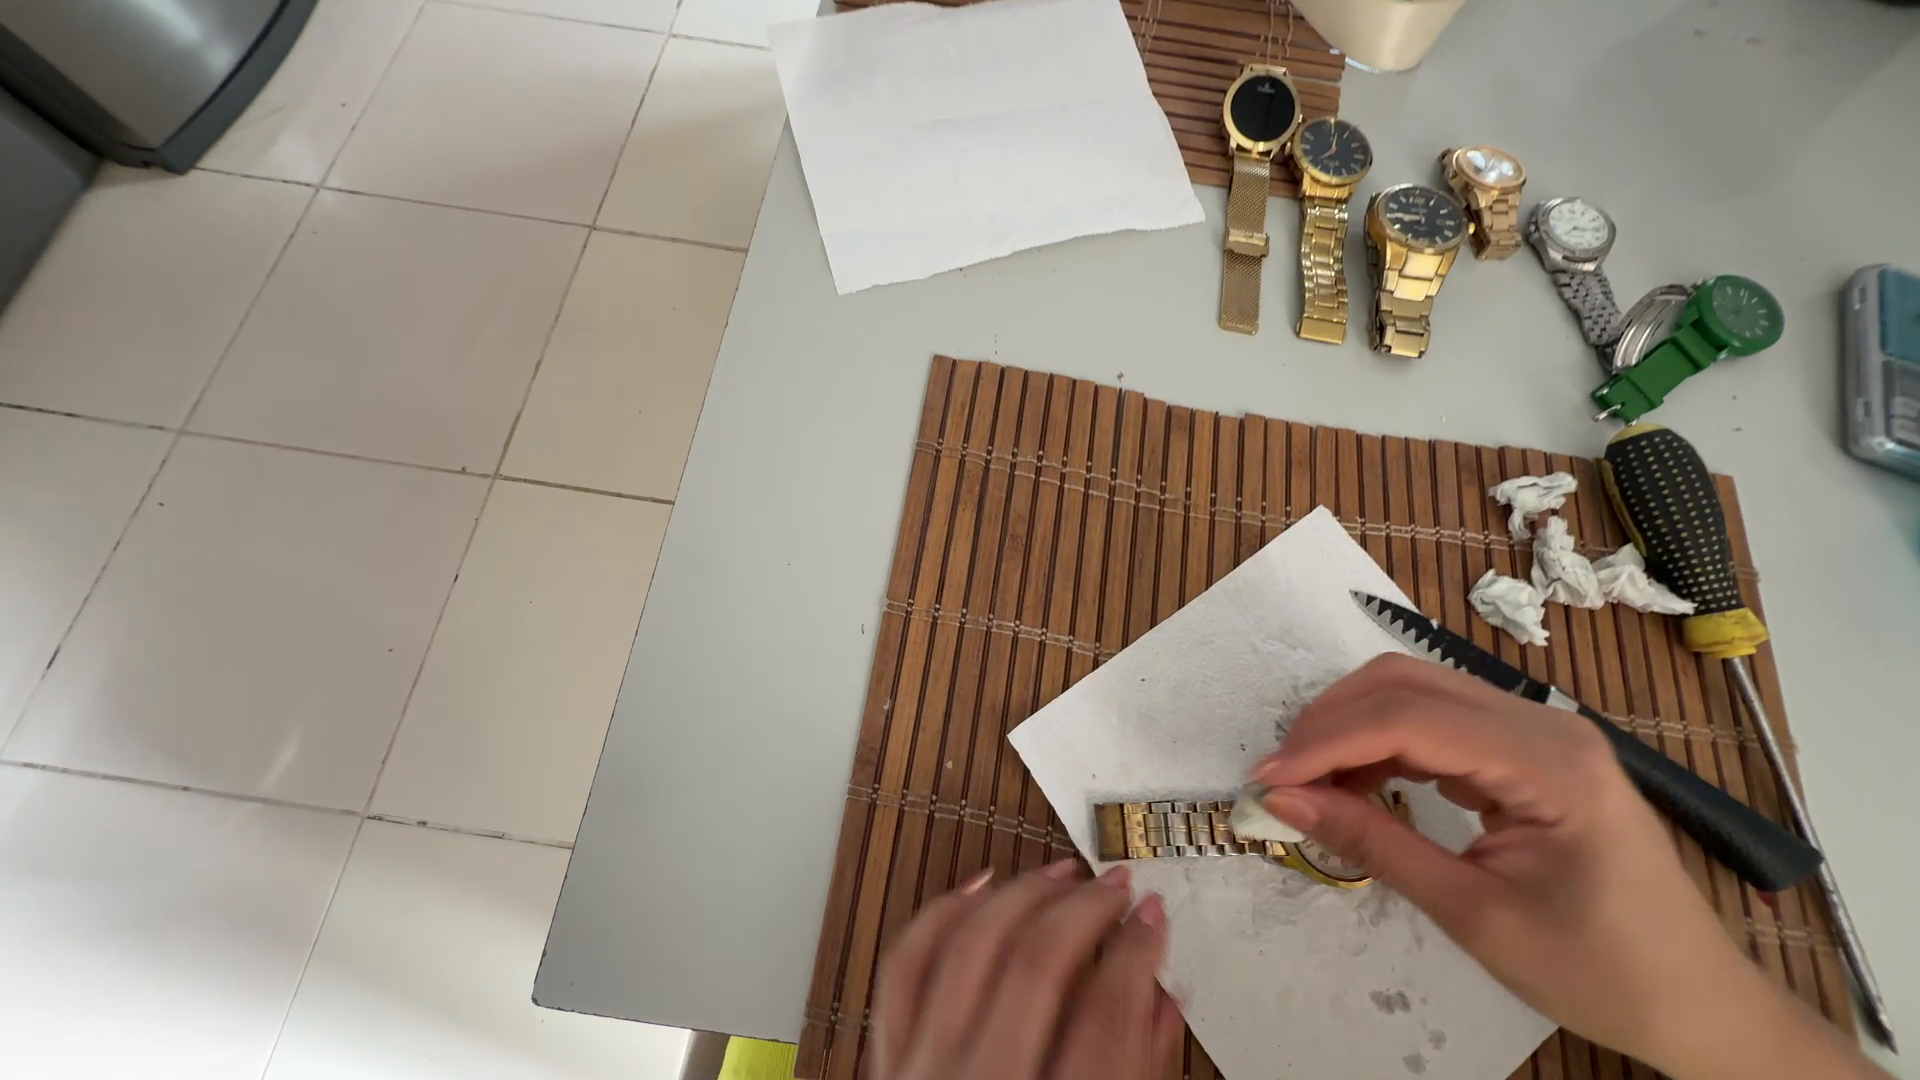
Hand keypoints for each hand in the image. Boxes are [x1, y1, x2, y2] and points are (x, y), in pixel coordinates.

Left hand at [869, 860, 1181, 1079]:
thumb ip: (1137, 1074)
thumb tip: (1162, 993)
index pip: (1103, 1022)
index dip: (1135, 954)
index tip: (1152, 917)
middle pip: (1032, 969)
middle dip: (1082, 910)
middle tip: (1114, 886)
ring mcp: (921, 1073)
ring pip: (967, 948)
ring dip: (1018, 895)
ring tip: (1058, 873)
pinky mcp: (887, 1061)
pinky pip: (905, 965)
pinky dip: (941, 914)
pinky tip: (979, 886)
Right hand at [1252, 654, 1887, 1079]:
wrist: (1699, 1005)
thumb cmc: (1599, 970)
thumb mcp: (1474, 915)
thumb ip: (1373, 844)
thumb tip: (1283, 801)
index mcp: (1548, 761)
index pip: (1409, 719)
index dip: (1326, 742)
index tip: (1267, 780)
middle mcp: (1542, 723)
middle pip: (1405, 682)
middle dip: (1329, 721)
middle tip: (1281, 776)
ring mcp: (1535, 729)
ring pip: (1412, 690)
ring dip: (1348, 726)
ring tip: (1309, 780)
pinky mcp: (1522, 747)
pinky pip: (1432, 720)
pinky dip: (1378, 742)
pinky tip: (1353, 781)